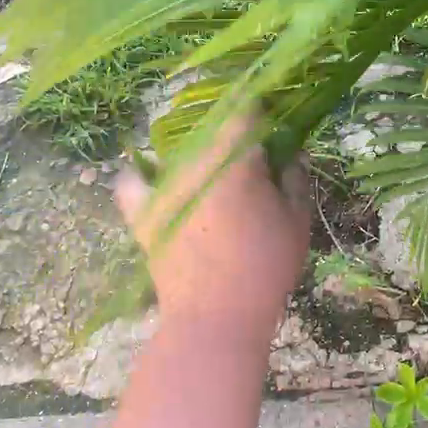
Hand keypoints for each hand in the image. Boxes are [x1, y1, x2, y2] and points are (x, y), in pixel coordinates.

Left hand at [114, 113, 311, 343]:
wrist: (216, 318)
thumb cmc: (265, 268)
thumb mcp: (297, 222)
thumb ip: (295, 180)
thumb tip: (292, 153)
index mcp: (235, 159)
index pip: (244, 111)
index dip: (257, 108)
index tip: (269, 117)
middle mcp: (195, 163)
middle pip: (211, 129)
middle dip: (231, 134)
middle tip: (250, 156)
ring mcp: (163, 188)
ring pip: (178, 152)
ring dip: (196, 154)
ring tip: (212, 173)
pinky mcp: (142, 214)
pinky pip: (131, 182)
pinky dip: (140, 175)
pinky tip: (152, 176)